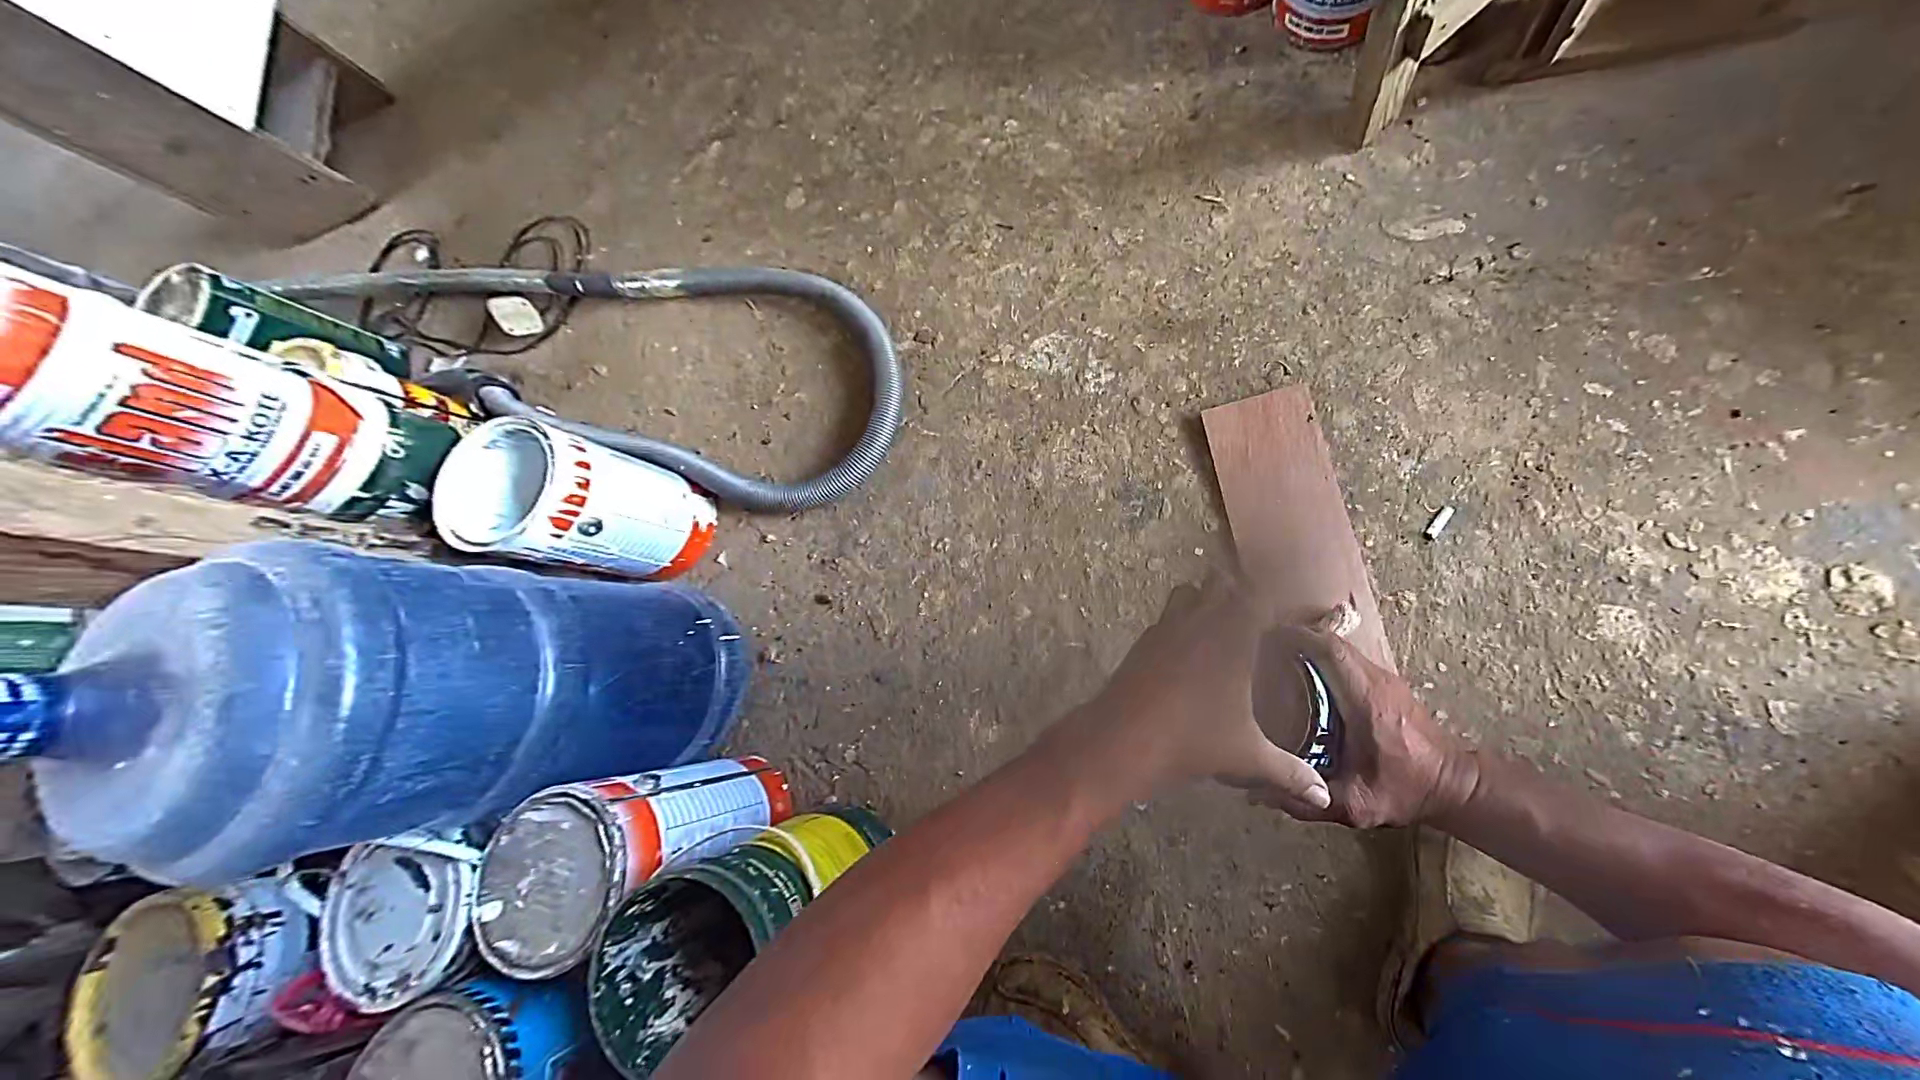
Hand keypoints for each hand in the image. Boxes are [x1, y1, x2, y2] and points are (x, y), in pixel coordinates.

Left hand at [1048, 573, 1330, 808]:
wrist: (1124, 738)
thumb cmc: (1193, 740)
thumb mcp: (1247, 756)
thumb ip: (1289, 771)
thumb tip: (1322, 795)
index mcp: (1233, 636)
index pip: (1259, 596)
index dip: (1272, 598)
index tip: (1284, 610)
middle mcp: (1199, 621)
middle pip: (1219, 581)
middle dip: (1237, 589)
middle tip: (1254, 613)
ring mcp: (1166, 627)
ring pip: (1186, 592)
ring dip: (1202, 599)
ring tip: (1219, 625)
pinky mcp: (1142, 641)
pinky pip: (1164, 618)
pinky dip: (1178, 624)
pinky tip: (1186, 653)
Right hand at [1250, 625, 1478, 827]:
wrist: (1454, 786)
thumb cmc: (1406, 791)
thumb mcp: (1357, 805)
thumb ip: (1311, 803)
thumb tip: (1261, 794)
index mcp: (1368, 701)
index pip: (1330, 650)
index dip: (1295, 638)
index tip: (1262, 640)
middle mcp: (1376, 680)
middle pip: (1329, 641)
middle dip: (1292, 638)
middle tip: (1257, 649)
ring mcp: (1382, 678)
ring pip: (1337, 645)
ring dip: (1305, 645)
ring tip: (1270, 657)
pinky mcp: (1382, 682)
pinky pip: (1344, 656)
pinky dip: (1318, 655)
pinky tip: (1296, 671)